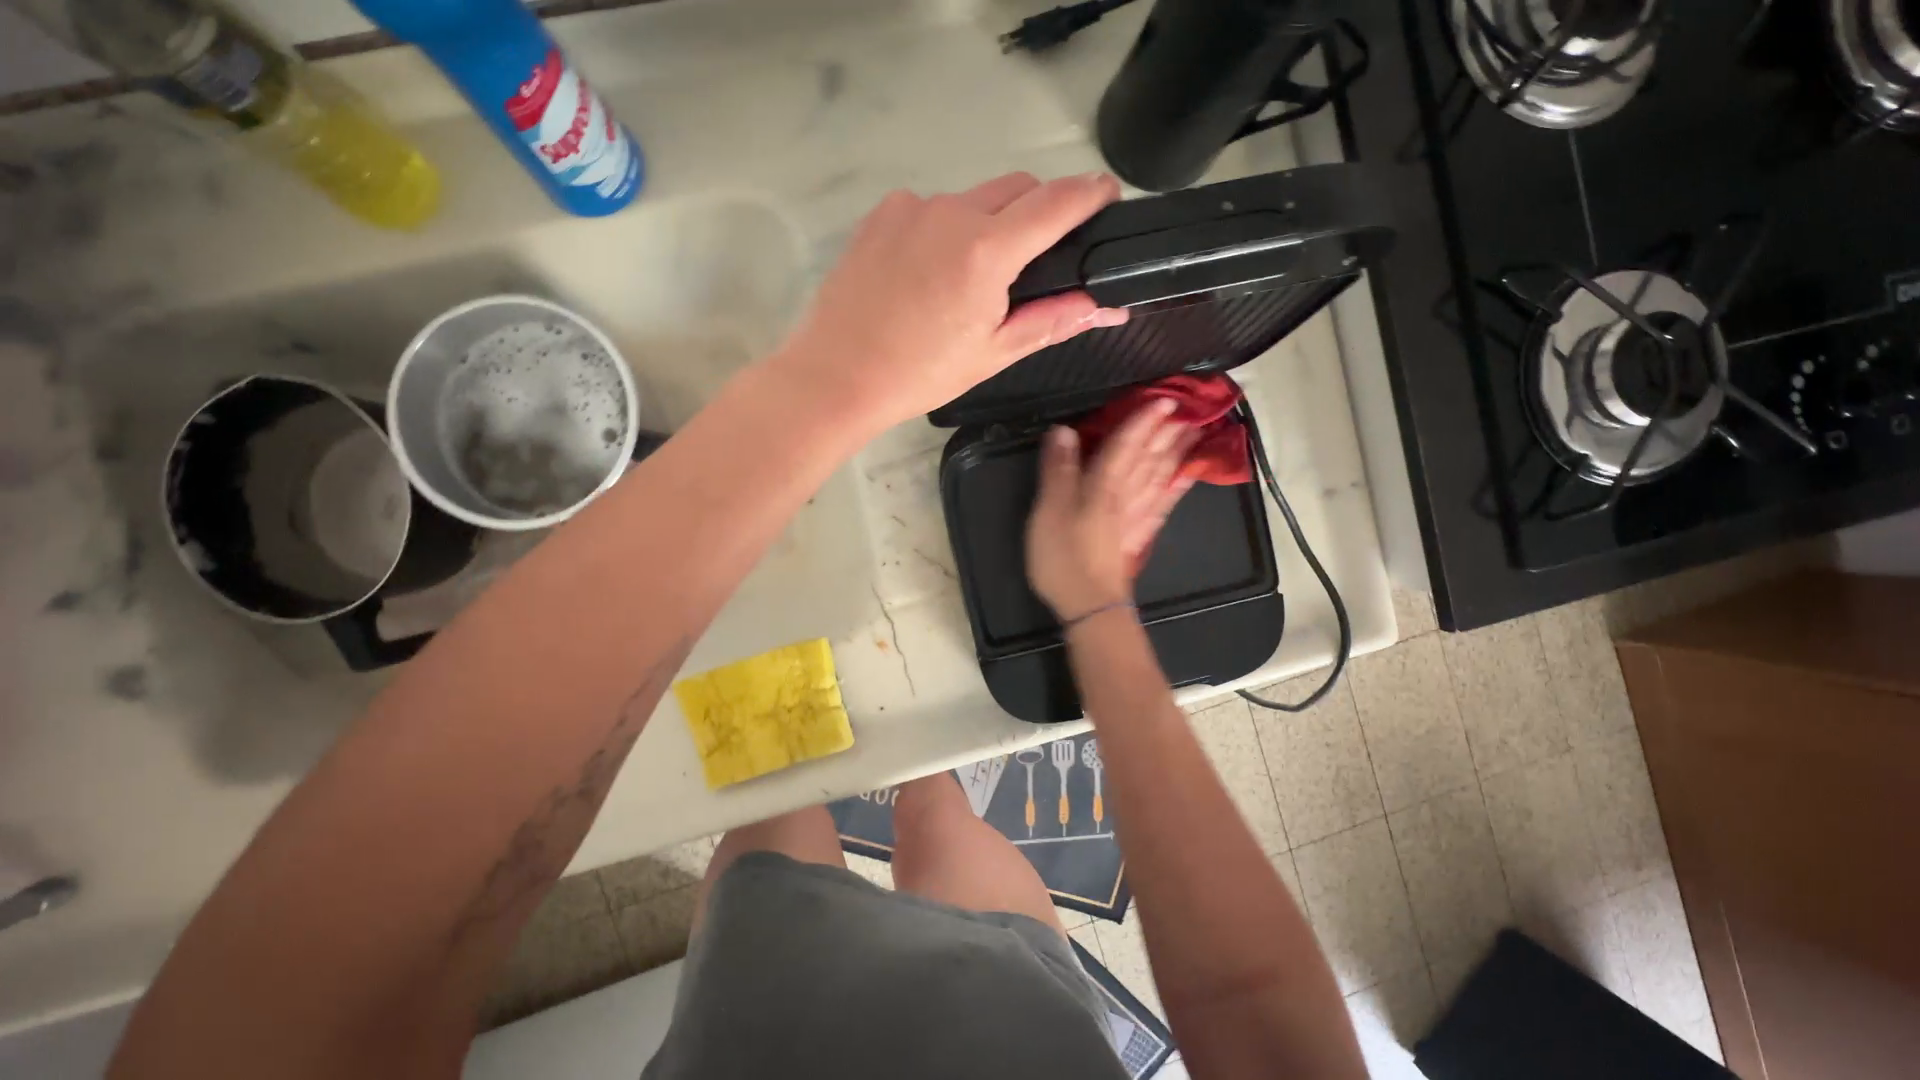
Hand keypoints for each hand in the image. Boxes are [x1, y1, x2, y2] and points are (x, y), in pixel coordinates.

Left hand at [768, 172, 1127, 431]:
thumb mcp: (994, 352)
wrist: (835, 375)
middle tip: (1040, 255)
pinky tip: (929, 271)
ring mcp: (911, 208)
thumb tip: (1108, 308)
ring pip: (972, 197)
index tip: (1108, 194)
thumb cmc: (919, 373)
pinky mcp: (881, 214)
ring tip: (973, 275)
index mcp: (986, 250)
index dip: (1091, 193)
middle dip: (1040, 208)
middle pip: (1018, 187)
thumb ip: (1055, 320)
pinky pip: (930, 207)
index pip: (1057, 201)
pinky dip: (944, 227)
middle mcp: (951, 212)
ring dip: (989, 221)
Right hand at [1026, 399, 1198, 620]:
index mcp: (1102, 484)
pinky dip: (1178, 486)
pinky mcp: (1141, 535)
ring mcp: (1137, 515)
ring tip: (1195, 430)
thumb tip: (1065, 430)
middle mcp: (1126, 494)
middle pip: (1149, 456)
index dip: (1143, 420)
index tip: (1165, 398)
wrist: (1090, 605)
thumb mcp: (1048, 510)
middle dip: (1166, 431)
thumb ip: (1058, 469)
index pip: (1125, 444)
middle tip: (1188, 407)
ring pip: (1160, 475)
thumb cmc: (1063, 556)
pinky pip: (1164, 503)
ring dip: (1177, 452)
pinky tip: (1188, 475)